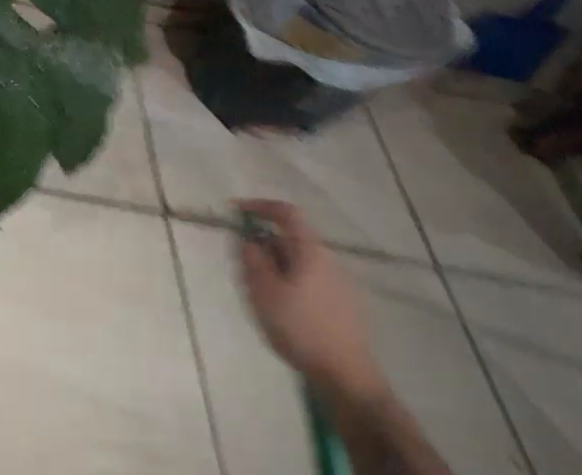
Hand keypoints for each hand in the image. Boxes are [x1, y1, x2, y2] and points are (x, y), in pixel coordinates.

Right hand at [234, 199, 383, 396]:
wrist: (347, 375)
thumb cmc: (300, 327)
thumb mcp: (263, 291)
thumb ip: (252, 259)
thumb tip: (249, 239)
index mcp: (311, 252)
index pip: (287, 213)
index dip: (260, 206)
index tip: (234, 211)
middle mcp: (329, 261)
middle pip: (291, 239)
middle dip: (263, 246)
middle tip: (242, 267)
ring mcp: (340, 284)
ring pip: (298, 262)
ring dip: (274, 267)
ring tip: (259, 295)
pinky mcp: (342, 304)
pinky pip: (308, 280)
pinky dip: (288, 283)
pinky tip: (281, 311)